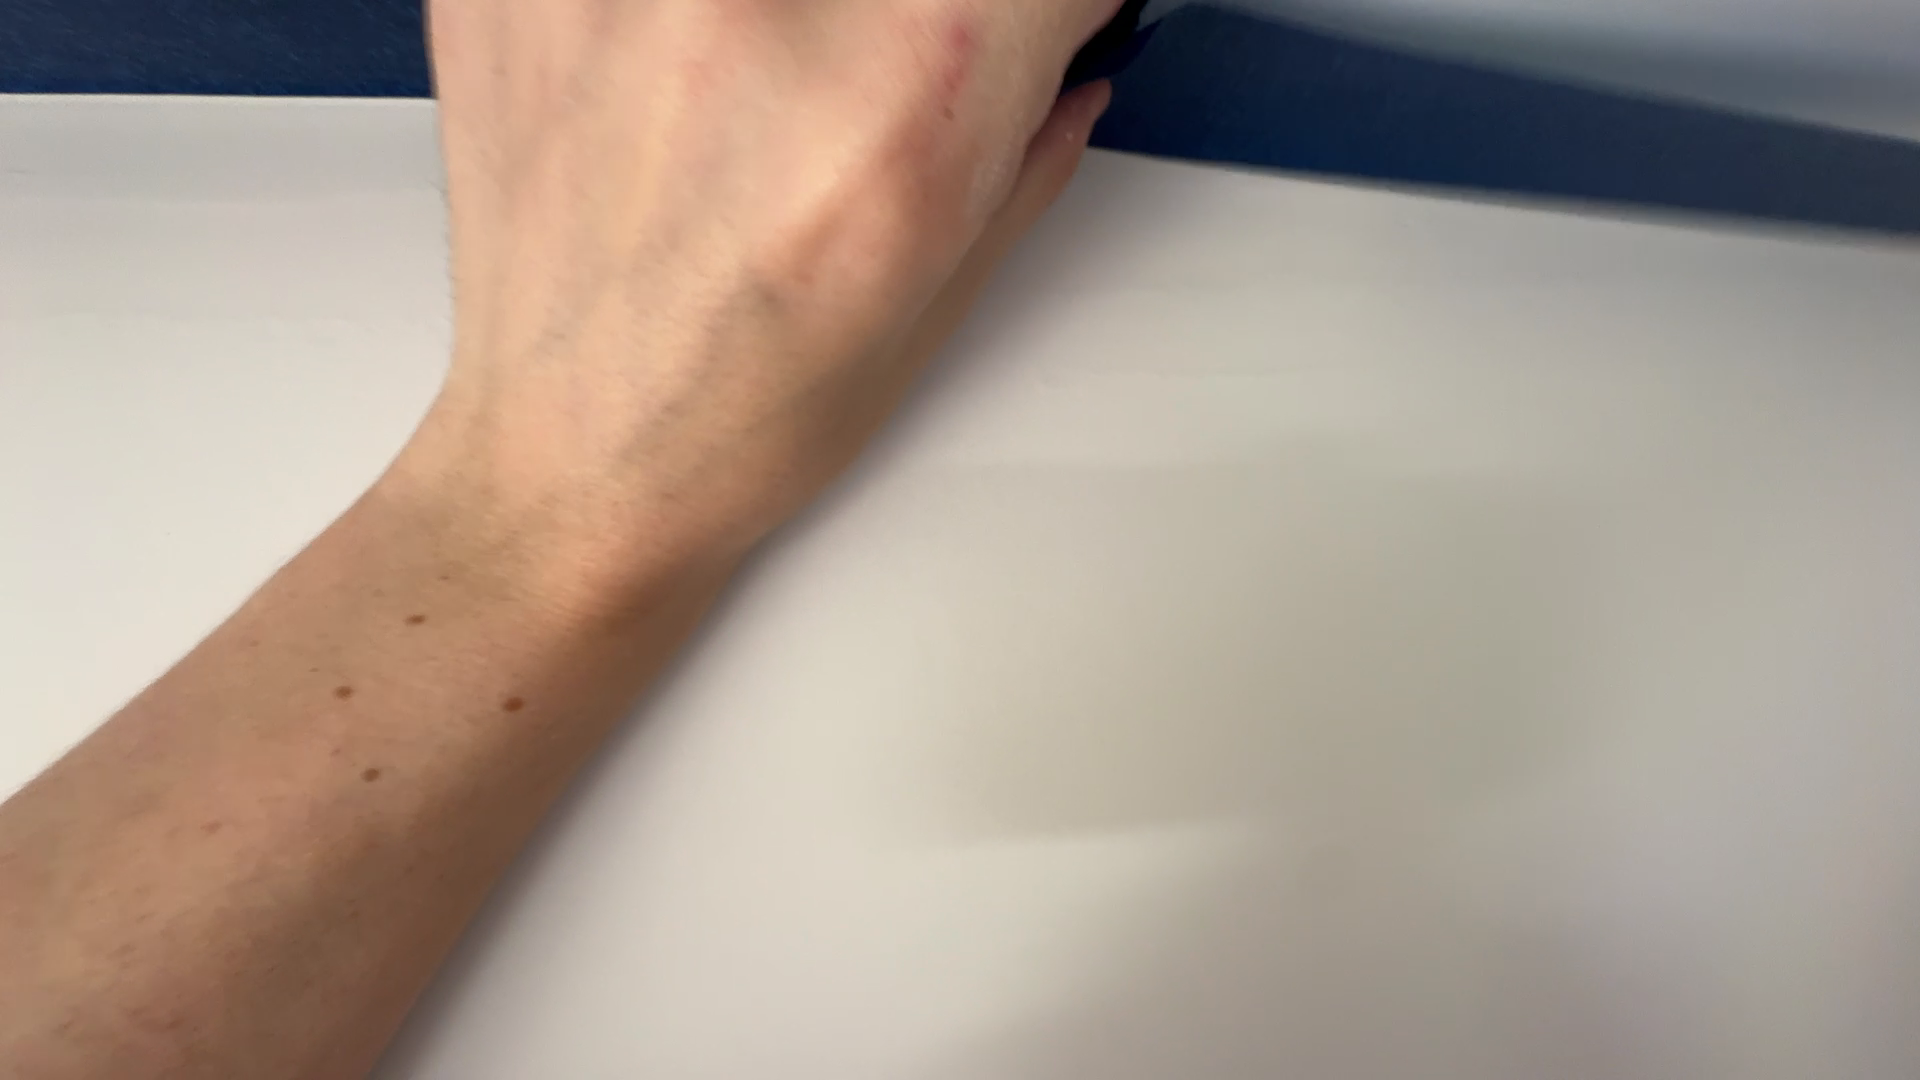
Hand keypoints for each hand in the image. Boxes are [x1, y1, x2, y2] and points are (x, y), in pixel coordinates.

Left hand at [402, 0, 1118, 586]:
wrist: (579, 457)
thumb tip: (1071, 62)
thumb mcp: (928, 315)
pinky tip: (690, 82)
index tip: (1039, 35)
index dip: (1052, 13)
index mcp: (891, 122)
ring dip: (821, 31)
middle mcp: (751, 18)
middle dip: (942, 19)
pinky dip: (710, 21)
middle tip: (897, 81)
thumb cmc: (742, 426)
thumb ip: (1022, 163)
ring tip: (780, 103)